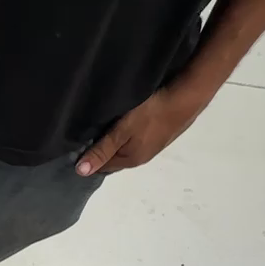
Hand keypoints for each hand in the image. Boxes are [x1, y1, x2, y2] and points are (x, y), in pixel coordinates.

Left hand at [74, 78, 217, 175]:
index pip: (103, 168)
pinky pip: (137, 140)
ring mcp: (154, 146)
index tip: (73, 153)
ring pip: (126, 150)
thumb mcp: (122, 131)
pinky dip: (127, 138)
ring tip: (100, 134)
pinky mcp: (163, 134)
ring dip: (114, 145)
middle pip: (114, 160)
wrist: (190, 94)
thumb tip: (81, 171)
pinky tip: (123, 127)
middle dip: (100, 154)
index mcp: (131, 160)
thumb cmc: (152, 113)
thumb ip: (102, 150)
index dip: (89, 162)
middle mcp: (142, 158)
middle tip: (84, 142)